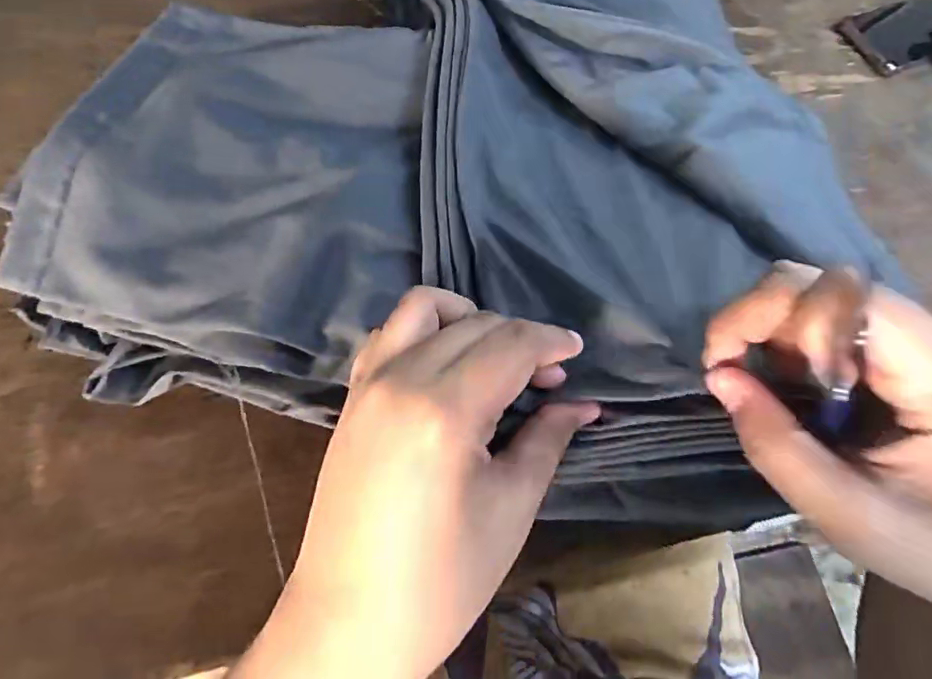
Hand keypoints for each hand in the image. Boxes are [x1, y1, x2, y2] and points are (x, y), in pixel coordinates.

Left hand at [231, 287, 598, 678]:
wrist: (349, 623)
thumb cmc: (442, 579)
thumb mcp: (510, 509)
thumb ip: (547, 439)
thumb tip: (582, 403)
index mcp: (446, 411)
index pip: (511, 344)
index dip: (550, 341)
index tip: (576, 351)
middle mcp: (403, 380)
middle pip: (475, 323)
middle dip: (521, 338)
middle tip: (548, 378)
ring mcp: (370, 383)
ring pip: (424, 308)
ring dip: (467, 317)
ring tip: (494, 354)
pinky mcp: (352, 396)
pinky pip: (387, 333)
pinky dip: (423, 329)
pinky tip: (444, 362)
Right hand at [702, 264, 931, 677]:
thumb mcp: (854, 521)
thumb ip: (780, 449)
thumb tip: (719, 377)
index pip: (847, 295)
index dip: (780, 317)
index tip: (733, 368)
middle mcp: (930, 338)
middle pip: (825, 283)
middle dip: (762, 316)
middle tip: (728, 371)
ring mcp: (915, 340)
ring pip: (818, 293)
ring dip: (772, 329)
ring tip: (761, 386)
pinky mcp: (897, 351)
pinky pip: (826, 318)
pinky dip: (788, 342)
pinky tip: (791, 387)